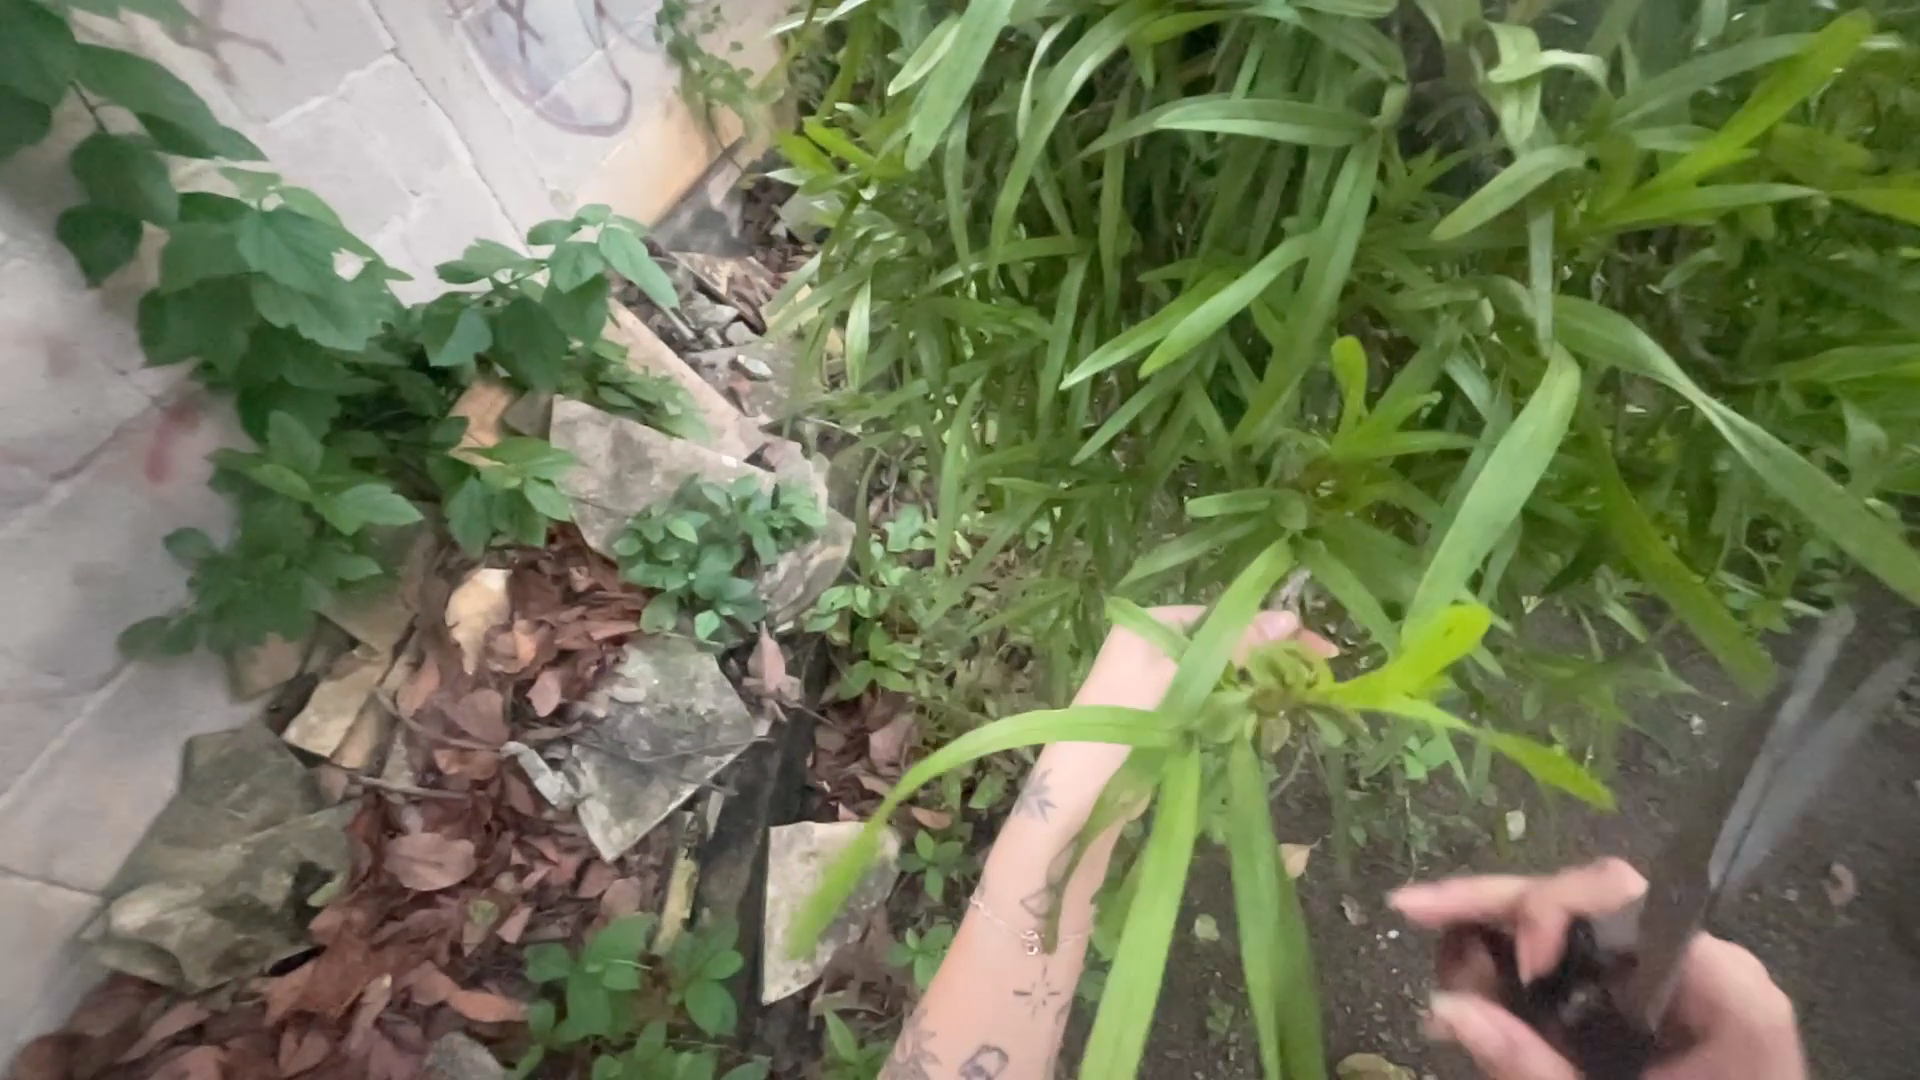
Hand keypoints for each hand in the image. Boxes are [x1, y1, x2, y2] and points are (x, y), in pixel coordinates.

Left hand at [1030, 607, 1335, 819]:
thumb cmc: (1123, 719)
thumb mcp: (1180, 679)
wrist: (1079, 789)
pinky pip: (1212, 707)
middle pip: (1226, 647)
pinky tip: (1269, 724)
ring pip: (1223, 679)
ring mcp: (1160, 682)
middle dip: (1269, 663)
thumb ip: (1232, 650)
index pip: (1223, 618)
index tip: (1322, 650)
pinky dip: (1238, 714)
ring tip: (1298, 704)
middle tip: (1316, 680)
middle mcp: (1155, 646)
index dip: (1272, 631)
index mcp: (1152, 625)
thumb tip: (1289, 616)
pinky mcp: (1166, 717)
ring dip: (1257, 691)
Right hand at [1389, 859, 1805, 1079]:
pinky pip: (1547, 942)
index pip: (1624, 897)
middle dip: (1483, 909)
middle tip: (1410, 912)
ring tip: (1447, 991)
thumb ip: (1533, 1067)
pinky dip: (1495, 958)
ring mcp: (1651, 967)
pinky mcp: (1623, 984)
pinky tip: (1464, 993)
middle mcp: (1684, 958)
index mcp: (1719, 989)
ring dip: (1480, 936)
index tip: (1516, 968)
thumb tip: (1442, 1007)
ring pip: (1544, 911)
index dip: (1554, 910)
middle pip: (1566, 895)